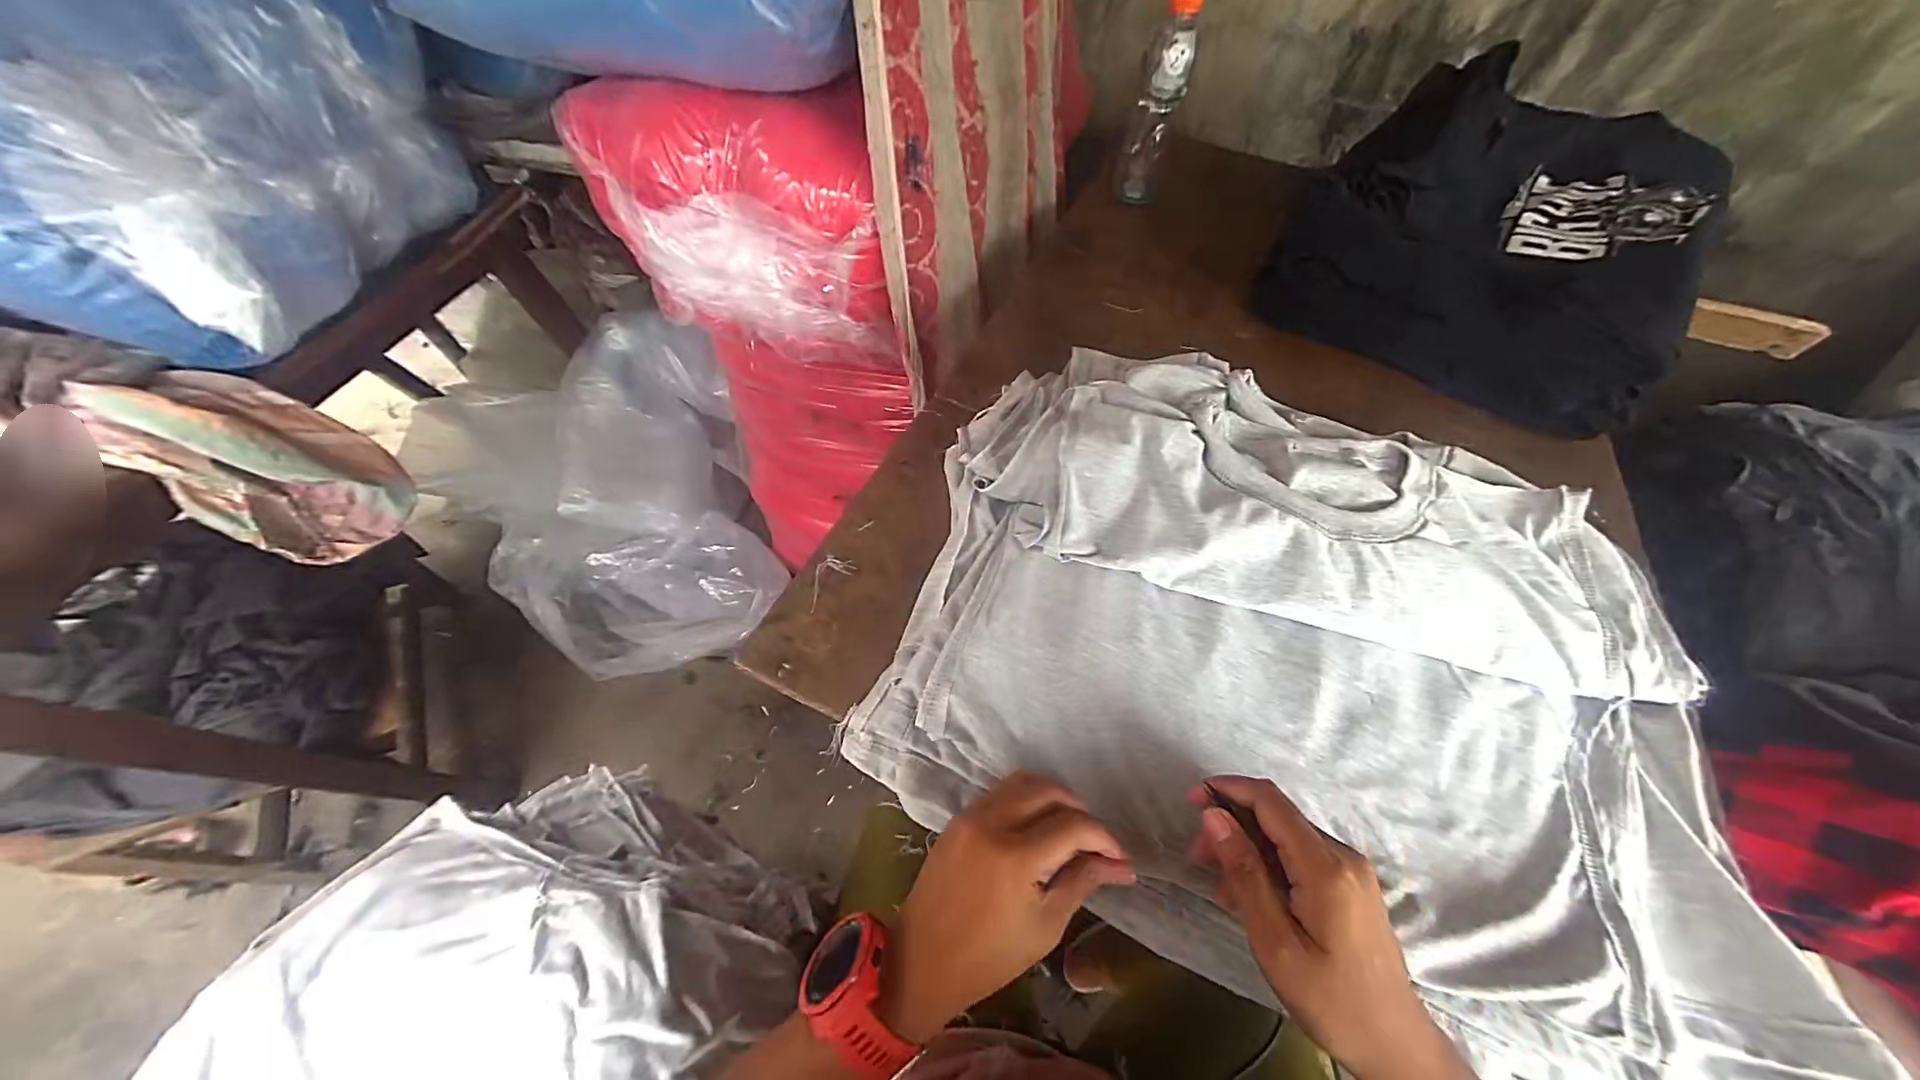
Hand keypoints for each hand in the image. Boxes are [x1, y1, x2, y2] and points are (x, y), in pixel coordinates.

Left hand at [877, 771, 1136, 1042]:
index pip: (1074, 825)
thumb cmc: (989, 956)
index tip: (1119, 858)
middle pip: (1049, 790)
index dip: (1105, 838)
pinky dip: (1024, 798)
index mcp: (1016, 856)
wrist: (922, 959)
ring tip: (1066, 827)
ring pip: (1022, 781)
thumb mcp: (1046, 925)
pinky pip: (999, 792)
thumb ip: (1082, 881)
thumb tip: (1121, 865)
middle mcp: (992, 823)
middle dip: (1079, 809)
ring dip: (1051, 795)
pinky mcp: (958, 818)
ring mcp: (971, 816)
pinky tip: (1035, 826)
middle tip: (1093, 840)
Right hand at [1187, 776, 1474, 1079]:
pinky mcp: (1351, 884)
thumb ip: (1244, 873)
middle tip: (1198, 857)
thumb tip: (1214, 816)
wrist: (1396, 1047)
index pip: (1269, 801)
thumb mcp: (1275, 941)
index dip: (1226, 789)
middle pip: (1275, 815)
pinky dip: (1267, 862)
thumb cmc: (1331, 1001)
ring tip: (1222, 885)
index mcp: (1326, 867)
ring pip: (1284, 834)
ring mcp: (1351, 869)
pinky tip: (1250, 894)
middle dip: (1230, 823)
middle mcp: (1342, 856)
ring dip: (1246, 846)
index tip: (1190, 801)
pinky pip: (1299, 855)